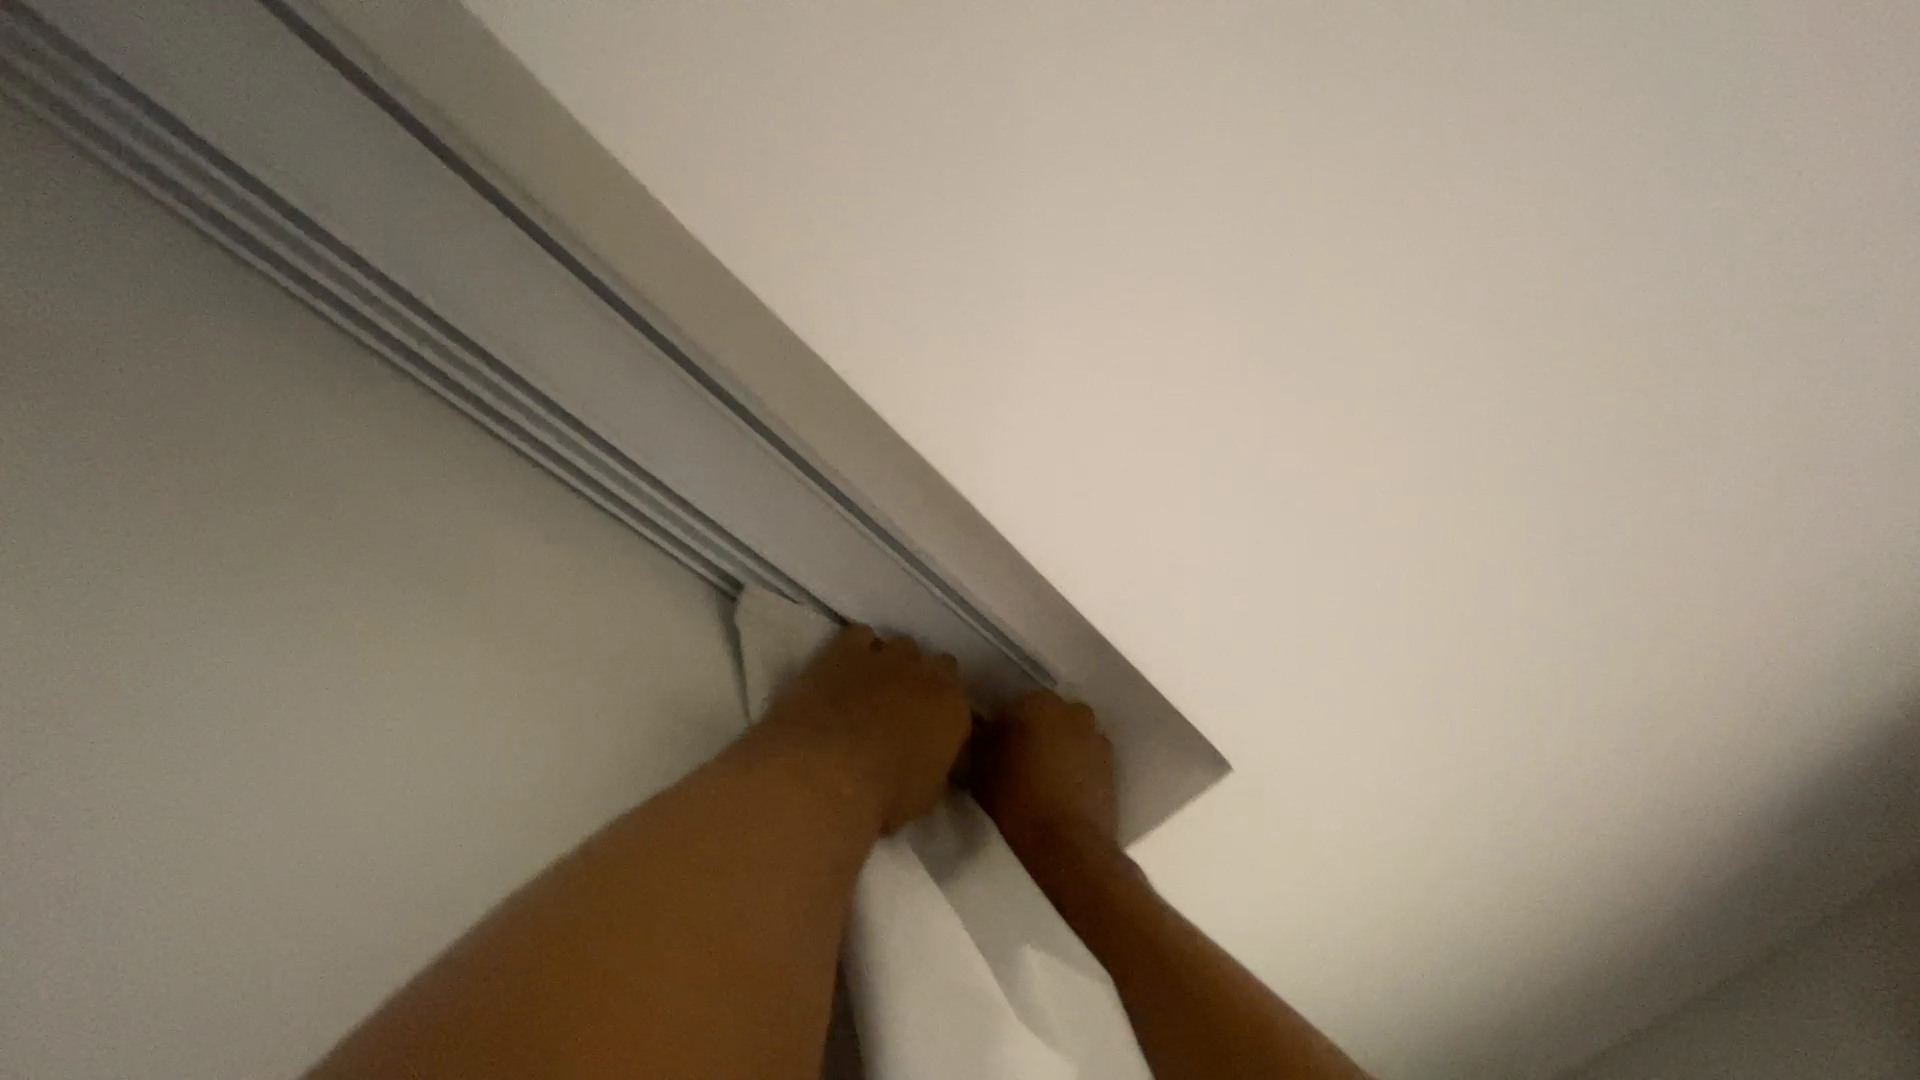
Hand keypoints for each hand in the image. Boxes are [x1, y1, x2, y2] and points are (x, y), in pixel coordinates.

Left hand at [763, 623, 969, 832]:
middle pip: (935, 663)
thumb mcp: (928, 792)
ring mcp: (884, 656)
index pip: (961, 695)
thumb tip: (936, 761)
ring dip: (893, 663)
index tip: (935, 726)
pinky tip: (848, 667)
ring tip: (874, 687)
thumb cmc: (885, 793)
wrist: (827, 769)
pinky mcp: (844, 650)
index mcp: (953, 706)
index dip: (946, 708)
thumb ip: (938, 767)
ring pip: (900, 645)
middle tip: (906, 707)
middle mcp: (925, 672)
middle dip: (924, 680)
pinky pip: (859, 635)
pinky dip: (858, 647)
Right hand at [972, 690, 1118, 861]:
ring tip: (1040, 778)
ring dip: (1055, 747)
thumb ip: (978, 742)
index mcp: (1037, 703)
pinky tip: (1061, 789)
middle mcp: (1071, 710)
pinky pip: (1085, 755)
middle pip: (1043, 718)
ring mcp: (1095, 735)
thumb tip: (979, 731)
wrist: (1068, 842)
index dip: (998, 730)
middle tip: (1015, 763)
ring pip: (1067, 734)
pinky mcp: (1111, 762)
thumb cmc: (1017, 799)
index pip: (1010, 707)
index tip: (990, 751)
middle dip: (1031, 733)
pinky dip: (1074, 765)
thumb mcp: (979, 771)